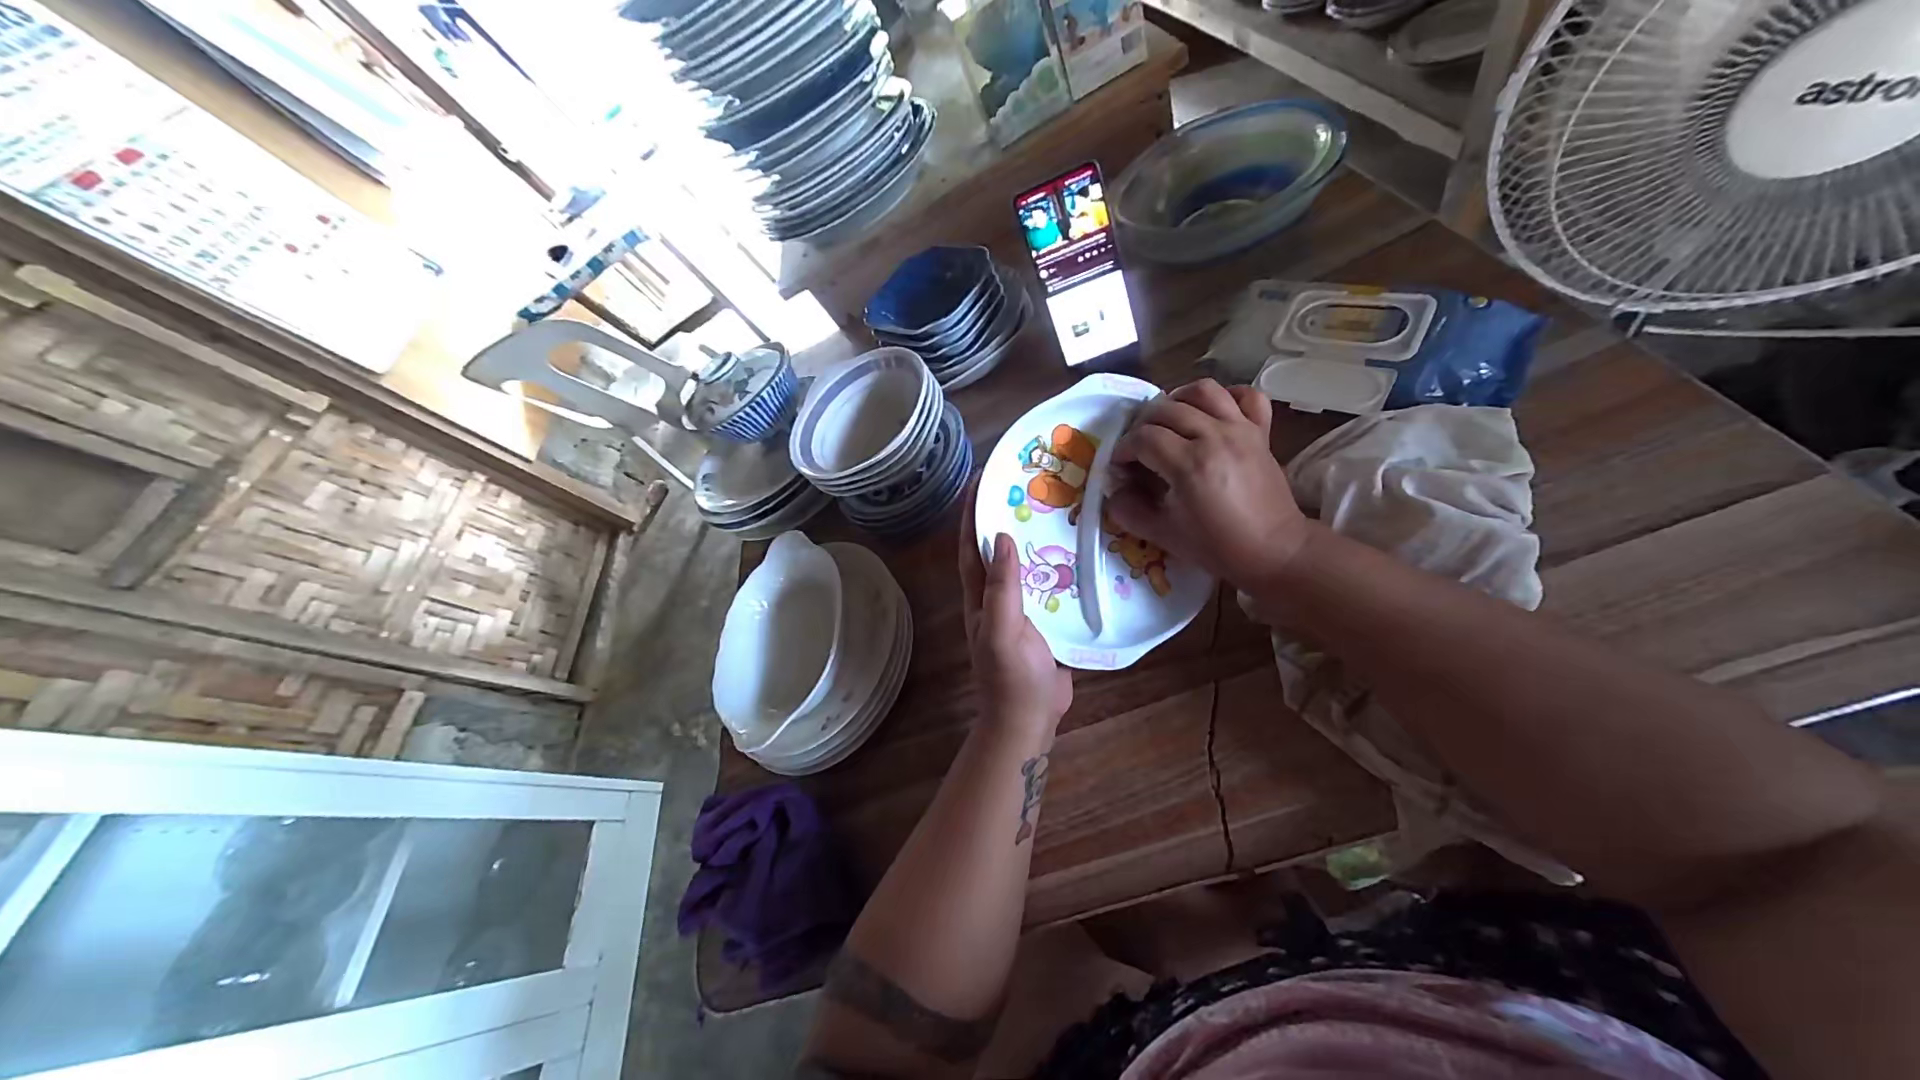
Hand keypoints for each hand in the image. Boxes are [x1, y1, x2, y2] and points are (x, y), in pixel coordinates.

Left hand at [959, 492, 1071, 733]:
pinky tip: (1081, 550)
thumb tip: (1001, 536)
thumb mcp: (1002, 630)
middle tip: (1027, 484)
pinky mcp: (1047, 620)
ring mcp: (1023, 609)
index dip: (971, 513)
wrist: (1030, 719)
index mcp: (980, 596)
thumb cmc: (1010, 677)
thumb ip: (1002, 587)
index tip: (980, 479)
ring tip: (1057, 507)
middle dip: (1006, 516)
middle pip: (998, 549)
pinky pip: (1052, 584)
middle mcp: (998, 597)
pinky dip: (1061, 566)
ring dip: (1035, 538)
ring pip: (1027, 564)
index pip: (971, 545)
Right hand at [1106, 379, 1312, 590]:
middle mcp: (1215, 437)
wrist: (1273, 551)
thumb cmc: (1216, 546)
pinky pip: (1246, 396)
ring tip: (1169, 421)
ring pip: (1203, 391)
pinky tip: (1211, 414)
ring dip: (1178, 400)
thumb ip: (1128, 508)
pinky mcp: (1261, 431)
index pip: (1143, 438)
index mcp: (1190, 464)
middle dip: (1142, 426)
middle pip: (1166, 409)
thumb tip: (1114, 487)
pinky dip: (1226, 397)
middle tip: (1138, 449)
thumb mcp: (1161, 533)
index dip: (1123, 450)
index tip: (1120, 467)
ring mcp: (1241, 430)